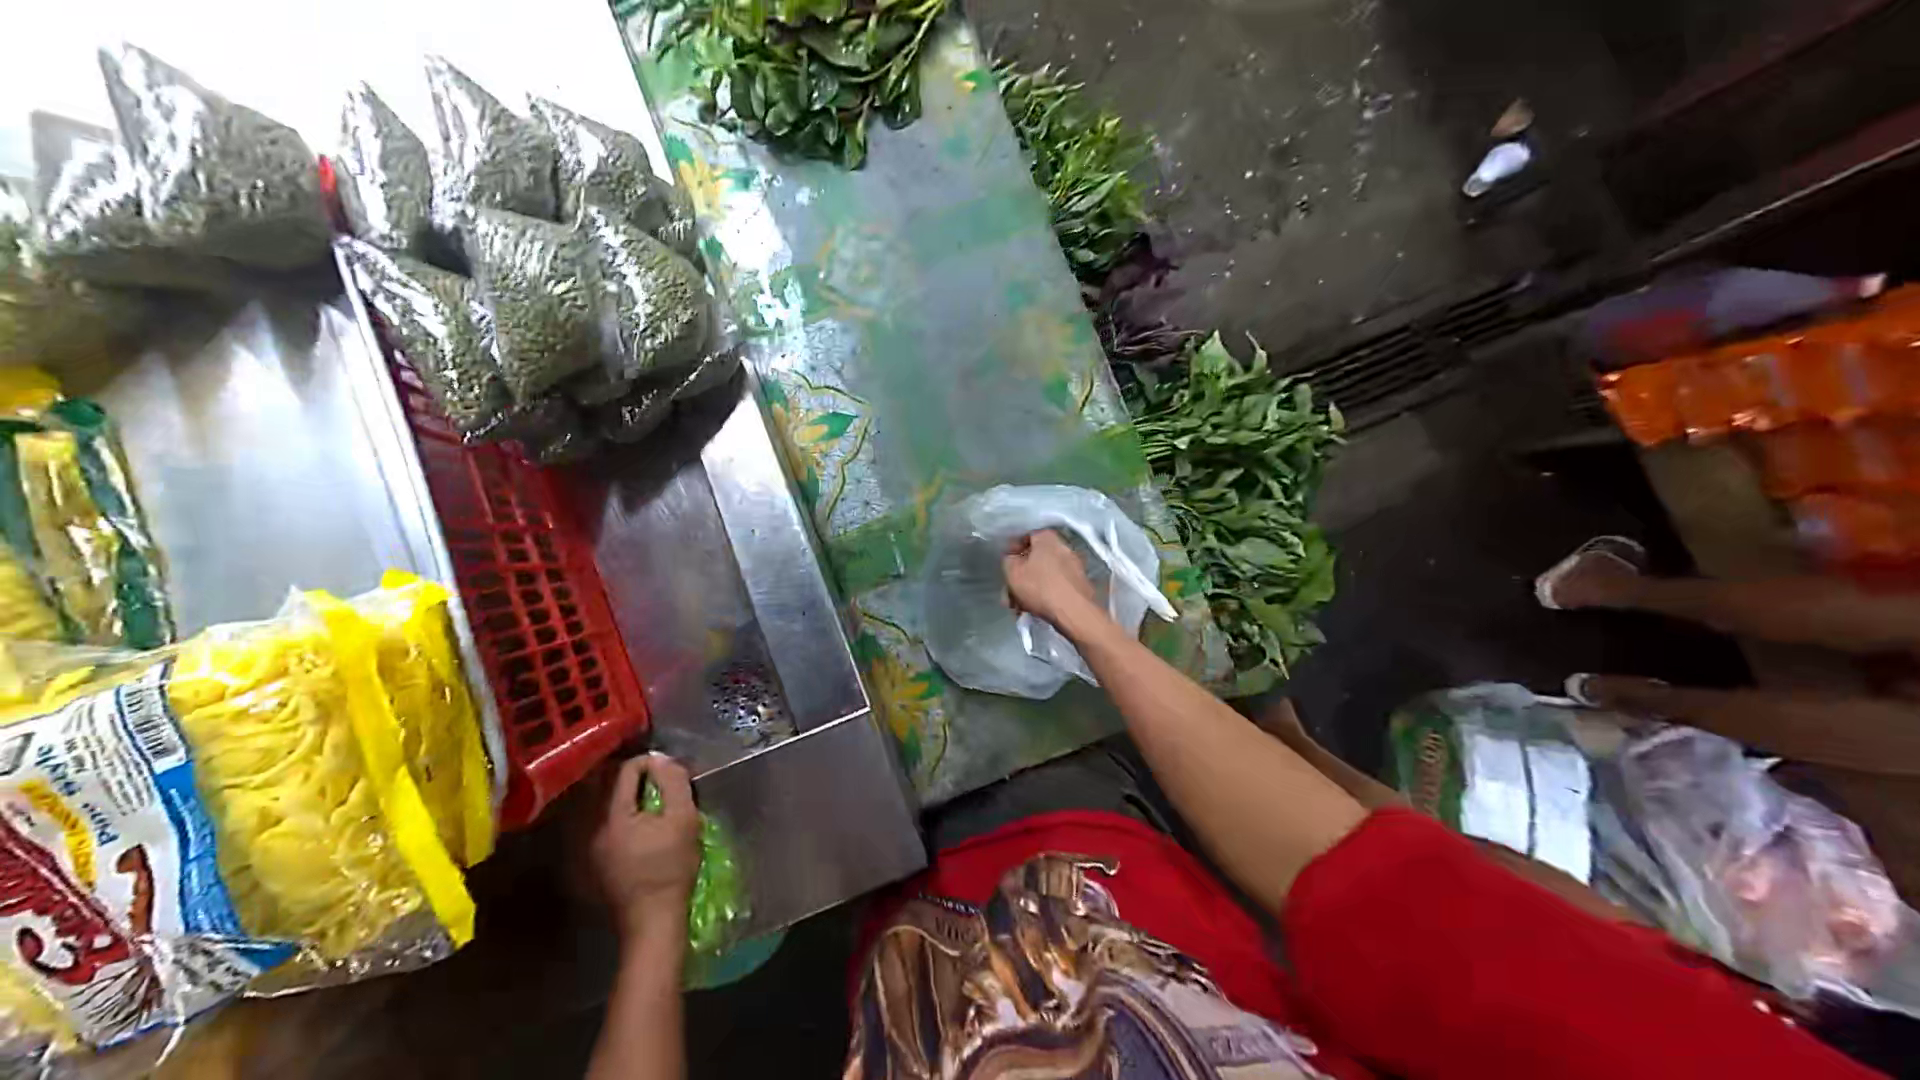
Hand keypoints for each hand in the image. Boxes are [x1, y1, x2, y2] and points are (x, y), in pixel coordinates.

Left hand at [589, 753, 700, 941]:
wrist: (652, 918)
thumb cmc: (671, 867)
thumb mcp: (684, 819)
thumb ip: (673, 782)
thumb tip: (662, 759)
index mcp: (612, 814)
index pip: (625, 769)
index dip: (650, 763)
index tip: (670, 771)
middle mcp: (589, 824)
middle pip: (603, 781)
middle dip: (629, 772)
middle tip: (654, 775)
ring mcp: (583, 842)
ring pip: (594, 799)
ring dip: (616, 789)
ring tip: (642, 791)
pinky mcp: (586, 856)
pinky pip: (592, 818)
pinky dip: (610, 808)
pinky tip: (630, 816)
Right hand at [1003, 529, 1103, 631]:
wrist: (1075, 612)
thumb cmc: (1040, 587)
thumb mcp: (1012, 571)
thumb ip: (1008, 561)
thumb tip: (1013, 559)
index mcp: (1048, 538)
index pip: (1025, 536)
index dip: (1012, 551)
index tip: (1006, 567)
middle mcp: (1064, 547)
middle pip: (1035, 559)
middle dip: (1020, 576)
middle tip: (1010, 592)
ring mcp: (1075, 566)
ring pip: (1044, 574)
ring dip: (1030, 588)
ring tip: (1019, 607)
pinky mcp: (1080, 584)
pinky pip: (1056, 585)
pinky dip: (1044, 594)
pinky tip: (1035, 609)